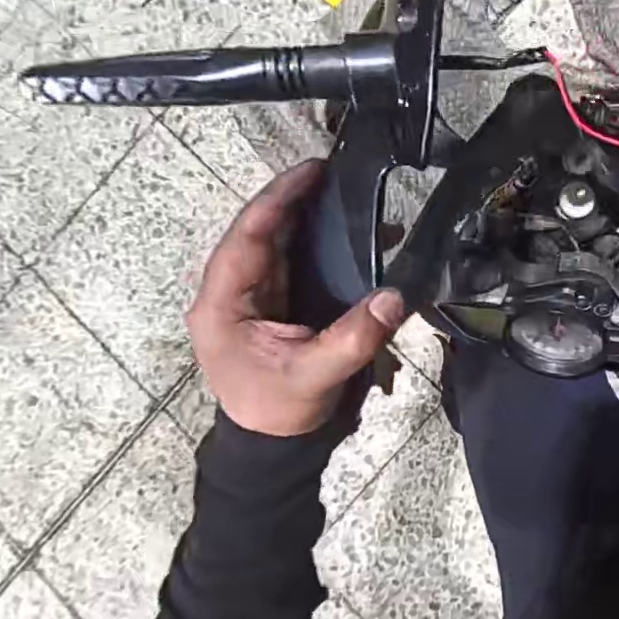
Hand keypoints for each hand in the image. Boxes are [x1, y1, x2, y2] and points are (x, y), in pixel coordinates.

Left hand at [186, 160, 406, 436]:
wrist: (273, 446)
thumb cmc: (280, 412)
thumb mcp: (315, 377)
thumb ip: (353, 339)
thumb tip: (396, 297)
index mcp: (222, 305)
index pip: (246, 239)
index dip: (276, 201)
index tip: (310, 173)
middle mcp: (231, 291)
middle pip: (261, 233)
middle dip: (296, 200)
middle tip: (335, 172)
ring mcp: (252, 295)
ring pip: (278, 242)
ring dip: (310, 218)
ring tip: (347, 195)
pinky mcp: (274, 301)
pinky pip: (295, 261)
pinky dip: (321, 245)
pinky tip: (355, 236)